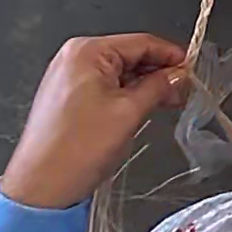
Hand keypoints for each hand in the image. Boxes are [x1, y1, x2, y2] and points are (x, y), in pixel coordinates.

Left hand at [0, 34, 189, 208]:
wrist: (40, 190)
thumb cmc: (78, 149)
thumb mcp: (128, 113)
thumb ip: (158, 87)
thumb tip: (178, 76)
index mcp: (87, 51)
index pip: (139, 42)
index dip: (170, 54)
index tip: (191, 68)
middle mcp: (74, 56)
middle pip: (128, 54)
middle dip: (157, 72)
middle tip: (183, 90)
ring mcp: (68, 74)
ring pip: (117, 71)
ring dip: (142, 85)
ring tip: (166, 102)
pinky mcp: (66, 94)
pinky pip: (104, 84)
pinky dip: (124, 94)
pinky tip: (142, 107)